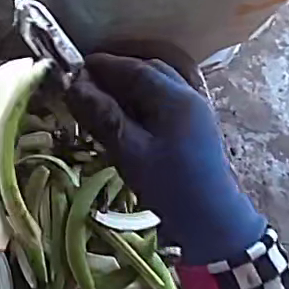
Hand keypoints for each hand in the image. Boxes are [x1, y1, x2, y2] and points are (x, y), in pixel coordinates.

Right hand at [67, 53, 264, 264]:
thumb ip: (103, 116)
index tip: (76, 67)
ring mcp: (195, 110)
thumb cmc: (171, 188)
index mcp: (175, 99)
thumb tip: (75, 86)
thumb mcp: (130, 152)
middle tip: (85, 83)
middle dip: (116, 72)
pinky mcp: (194, 126)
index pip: (135, 69)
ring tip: (101, 97)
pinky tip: (125, 114)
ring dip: (129, 85)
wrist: (213, 223)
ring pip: (158, 84)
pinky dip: (141, 98)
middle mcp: (188, 96)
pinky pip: (164, 100)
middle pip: (149, 71)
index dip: (104, 65)